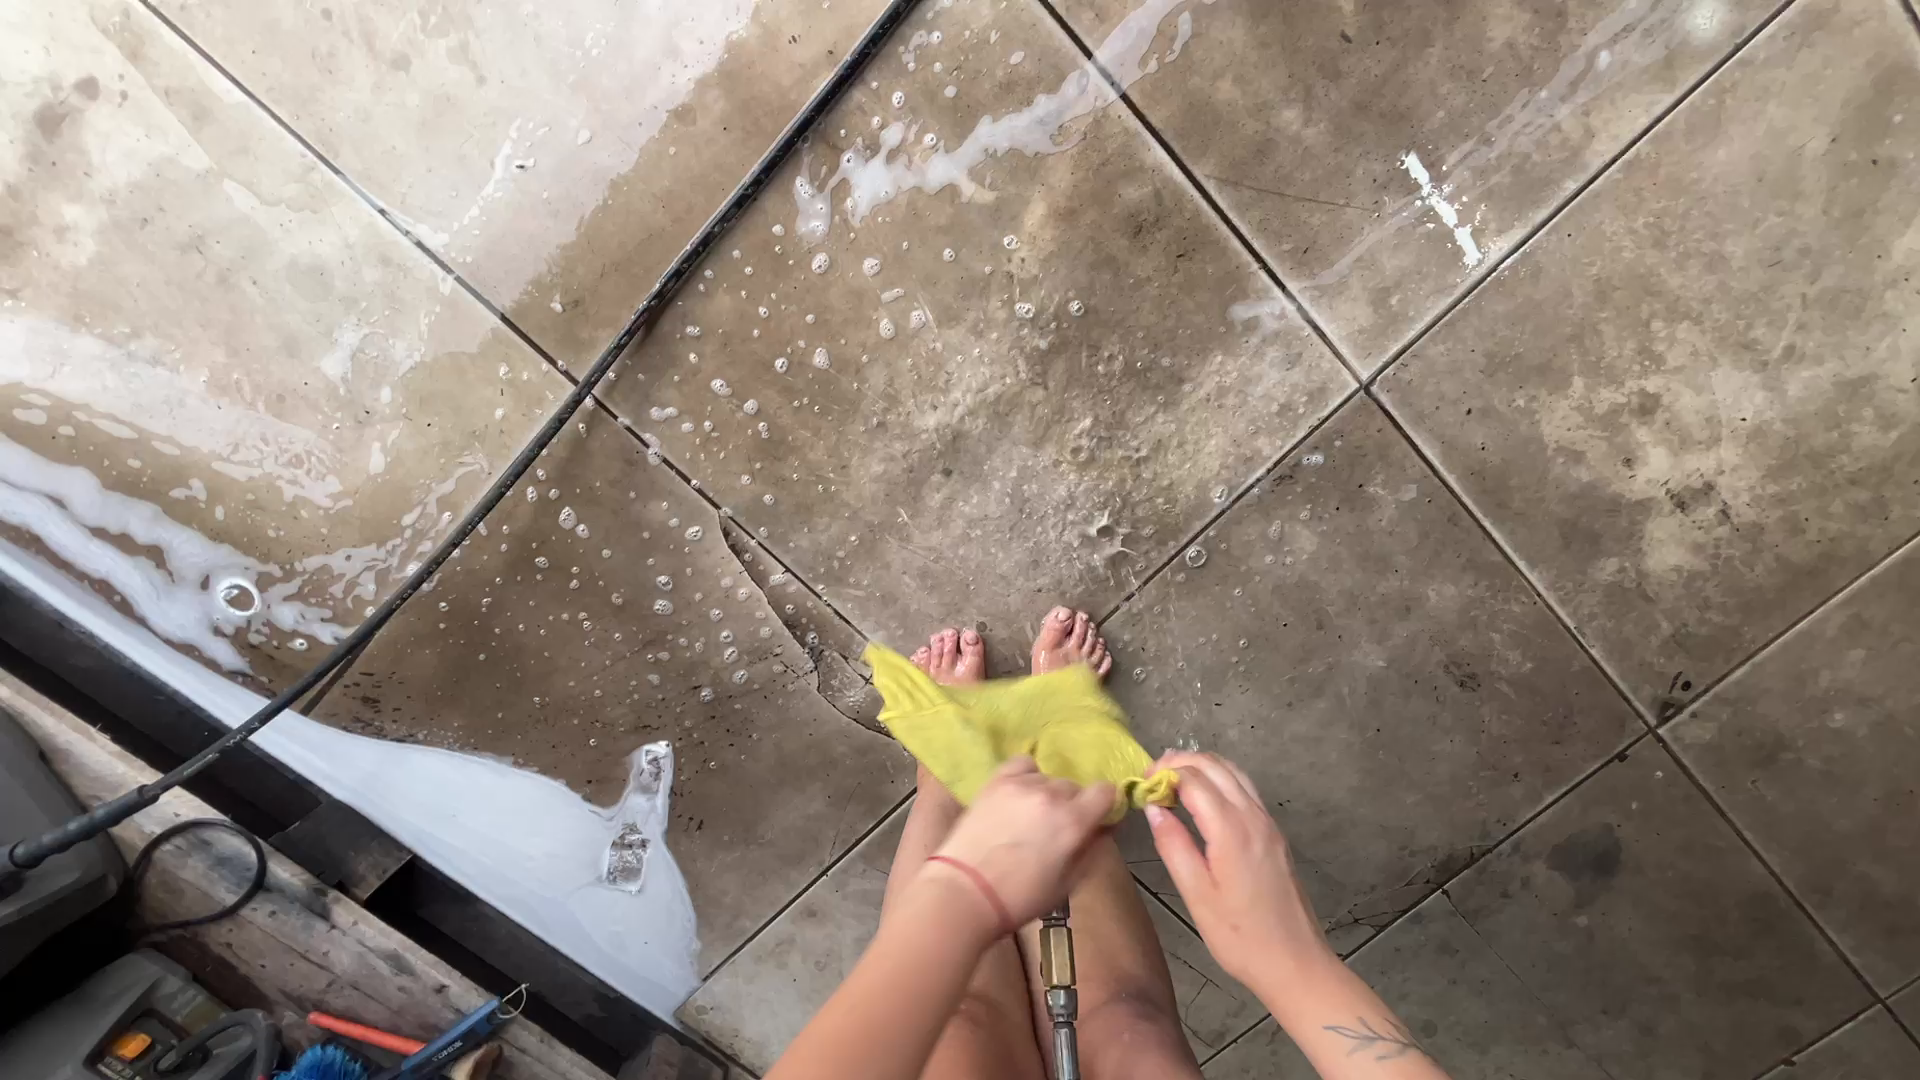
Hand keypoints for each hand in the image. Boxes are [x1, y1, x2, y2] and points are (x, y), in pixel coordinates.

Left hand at [929, 757, 1113, 928]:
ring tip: (1031, 818)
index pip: (1105, 791)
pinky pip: (1023, 764)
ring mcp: (1022, 784)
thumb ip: (1092, 851)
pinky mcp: (996, 780)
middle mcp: (1051, 794)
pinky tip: (1020, 794)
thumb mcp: (1068, 884)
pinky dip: (1027, 775)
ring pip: (1048, 779)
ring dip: (1048, 795)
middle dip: (1073, 805)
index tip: (1096, 820)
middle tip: (1057, 830)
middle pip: (1074, 787)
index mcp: (1073, 821)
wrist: (966, 892)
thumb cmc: (1020, 898)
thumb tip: (1105, 828)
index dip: (1104, 805)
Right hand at [1145, 751, 1330, 988]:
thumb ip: (1173, 845)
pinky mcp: (1274, 833)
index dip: (1163, 773)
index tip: (1141, 784)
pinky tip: (1202, 797)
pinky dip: (1219, 779)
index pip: (1193, 778)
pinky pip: (1245, 788)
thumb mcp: (1196, 895)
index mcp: (1231, 829)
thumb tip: (1153, 808)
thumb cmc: (1240, 936)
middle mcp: (1253, 816)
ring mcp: (1268, 822)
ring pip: (1233, 772)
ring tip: (1172, 778)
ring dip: (1201, 766)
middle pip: (1215, 765)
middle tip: (1152, 776)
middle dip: (1180, 761)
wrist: (1297, 965)